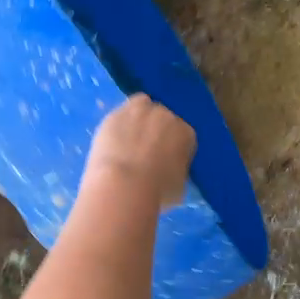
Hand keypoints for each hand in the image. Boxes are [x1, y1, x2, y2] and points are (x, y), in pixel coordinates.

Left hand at [85, 94, 195, 210]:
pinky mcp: (117, 113)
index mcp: (187, 134)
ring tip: (128, 140)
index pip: (182, 136)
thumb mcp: (178, 188)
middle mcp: (168, 116)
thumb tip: (170, 175)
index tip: (163, 162)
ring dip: (138, 119)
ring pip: (143, 106)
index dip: (172, 148)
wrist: (123, 185)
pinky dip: (119, 122)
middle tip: (144, 152)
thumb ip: (177, 173)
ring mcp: (142, 111)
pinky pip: (122, 111)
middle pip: (164, 119)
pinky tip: (113, 138)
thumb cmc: (156, 192)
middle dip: (156, 132)